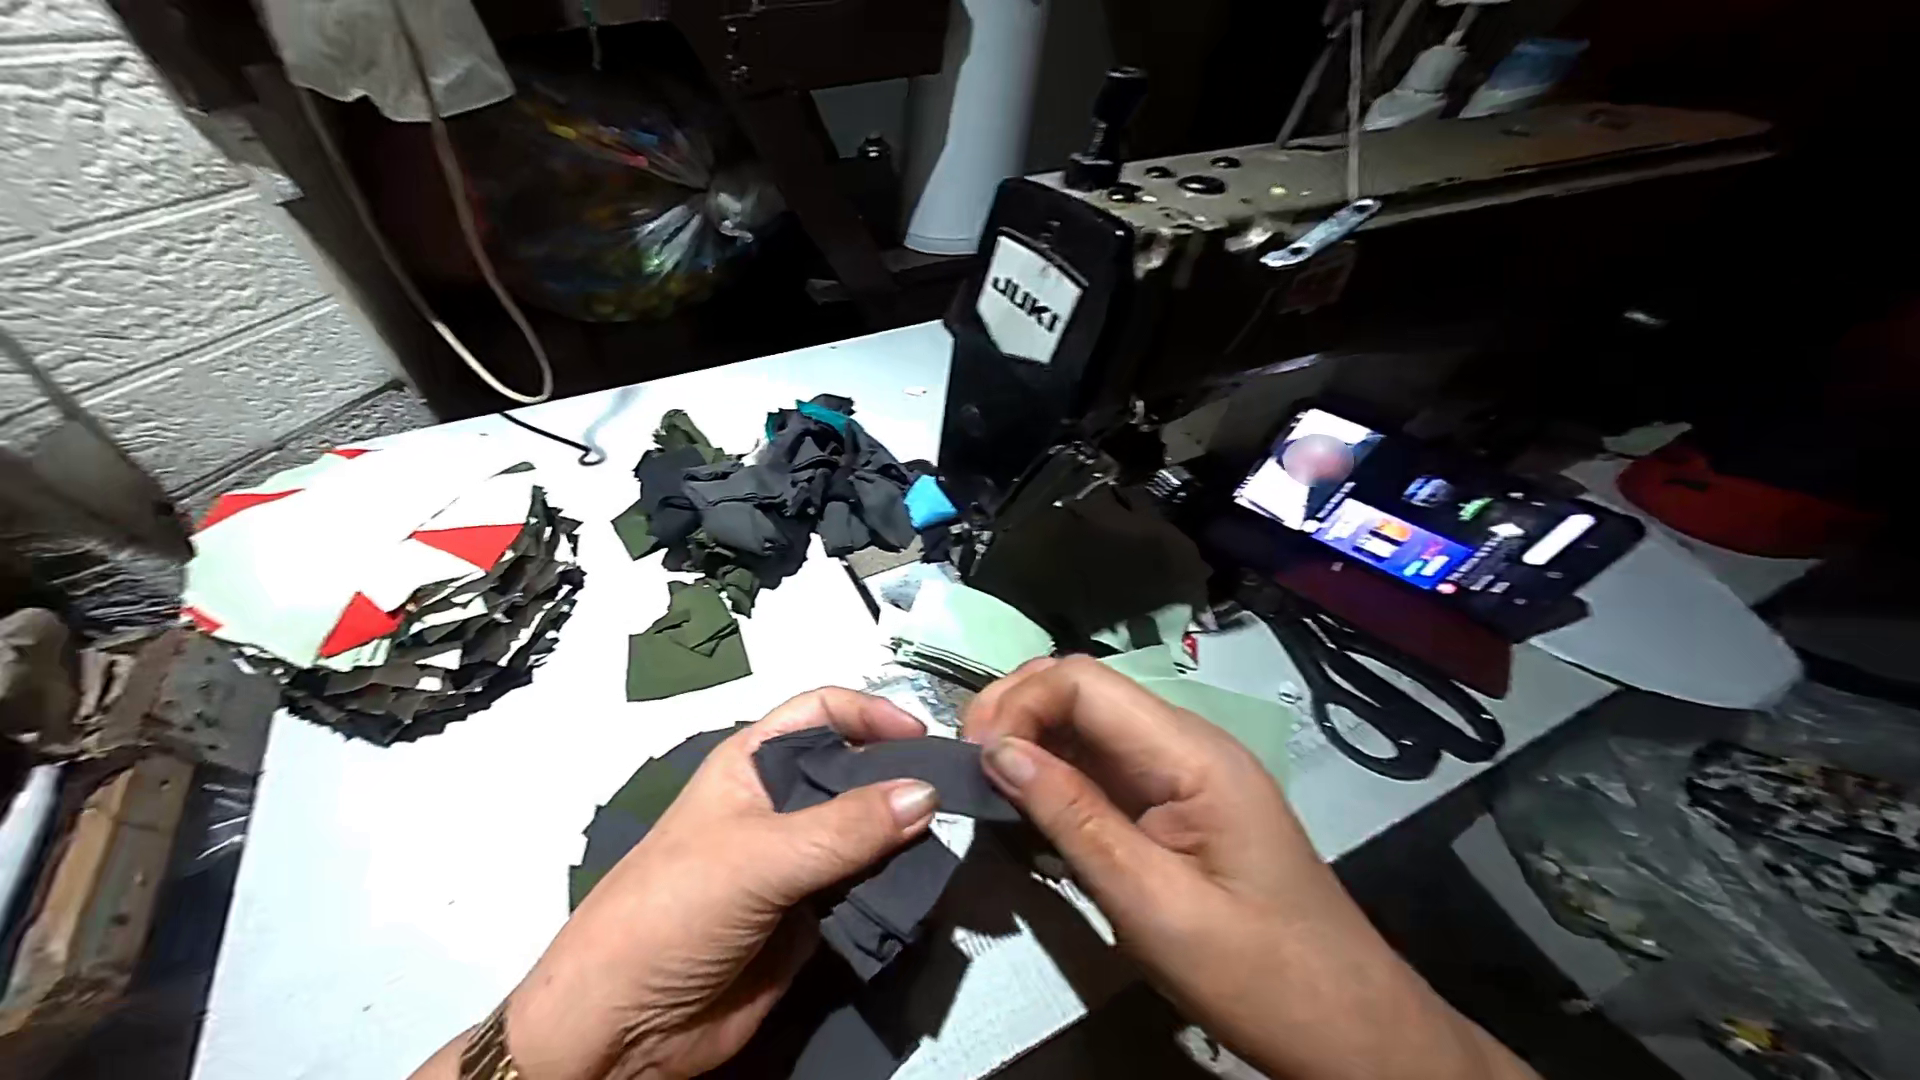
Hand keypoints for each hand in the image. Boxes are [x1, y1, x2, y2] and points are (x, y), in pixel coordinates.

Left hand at [501, 689, 939, 1079]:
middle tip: (948, 788)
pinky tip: (924, 878)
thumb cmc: (675, 912)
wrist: (620, 1035)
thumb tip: (928, 793)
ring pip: (867, 825)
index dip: (870, 712)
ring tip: (947, 835)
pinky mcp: (815, 908)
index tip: (920, 734)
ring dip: (903, 828)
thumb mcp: (759, 858)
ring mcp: (800, 855)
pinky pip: (868, 878)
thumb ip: (845, 828)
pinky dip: (897, 876)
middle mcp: (782, 800)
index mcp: (756, 762)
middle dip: (897, 772)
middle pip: (854, 765)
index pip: (822, 711)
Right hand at [964, 656, 1534, 1079]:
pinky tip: (1026, 800)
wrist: (1349, 1029)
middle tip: (971, 761)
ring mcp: (1177, 766)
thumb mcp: (1153, 906)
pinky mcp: (1170, 796)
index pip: (1084, 681)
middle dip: (1016, 708)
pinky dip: (1053, 768)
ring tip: (986, 778)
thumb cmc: (1259, 974)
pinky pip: (1098, 759)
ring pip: (1085, 718)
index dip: (1019, 702)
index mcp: (1188, 752)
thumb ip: (1073, 820)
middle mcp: (1182, 740)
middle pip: (1082, 687)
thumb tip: (997, 753)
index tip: (976, 756)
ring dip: (1030, 736)